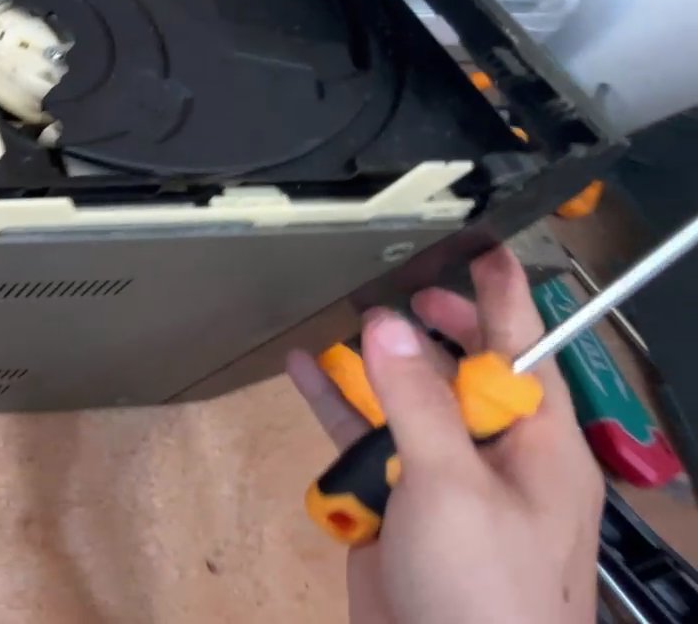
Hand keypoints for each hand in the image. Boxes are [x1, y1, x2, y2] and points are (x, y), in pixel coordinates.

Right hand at [285, 248, 604, 623]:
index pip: (525, 358)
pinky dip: (331, 400)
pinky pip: (361, 431)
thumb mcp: (452, 484)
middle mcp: (492, 456)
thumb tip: (389, 326)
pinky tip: (303, 370)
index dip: (506, 303)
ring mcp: (440, 477)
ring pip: (404, 399)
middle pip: (465, 374)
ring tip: (342, 320)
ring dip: (371, 363)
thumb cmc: (484, 586)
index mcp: (536, 452)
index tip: (483, 254)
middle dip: (436, 331)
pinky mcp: (394, 495)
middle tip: (404, 289)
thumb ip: (417, 401)